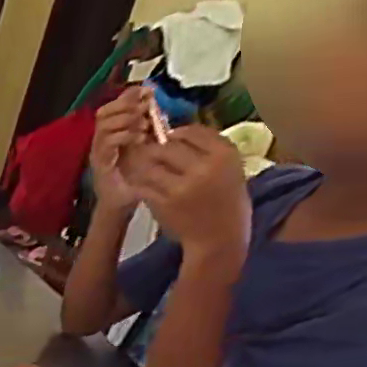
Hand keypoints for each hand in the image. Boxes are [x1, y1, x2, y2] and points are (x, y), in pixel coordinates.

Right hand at [90, 88, 158, 213]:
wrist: (121, 200)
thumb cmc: (133, 174)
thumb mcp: (144, 146)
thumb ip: (147, 128)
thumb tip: (159, 108)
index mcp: (111, 132)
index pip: (114, 105)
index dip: (128, 95)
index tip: (148, 91)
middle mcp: (100, 138)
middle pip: (104, 111)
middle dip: (125, 105)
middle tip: (144, 108)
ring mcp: (98, 150)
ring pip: (104, 124)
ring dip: (125, 119)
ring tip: (143, 124)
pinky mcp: (99, 162)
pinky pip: (107, 142)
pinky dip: (124, 136)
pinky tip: (139, 138)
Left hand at [120, 126, 251, 268]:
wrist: (219, 234)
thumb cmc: (224, 199)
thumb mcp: (229, 166)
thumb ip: (208, 148)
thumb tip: (175, 132)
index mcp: (224, 154)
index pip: (192, 131)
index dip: (175, 132)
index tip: (168, 138)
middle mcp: (203, 168)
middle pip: (168, 146)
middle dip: (155, 148)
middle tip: (148, 151)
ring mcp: (182, 187)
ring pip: (151, 165)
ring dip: (142, 164)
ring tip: (140, 166)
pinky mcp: (164, 203)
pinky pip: (144, 186)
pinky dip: (138, 182)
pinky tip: (138, 183)